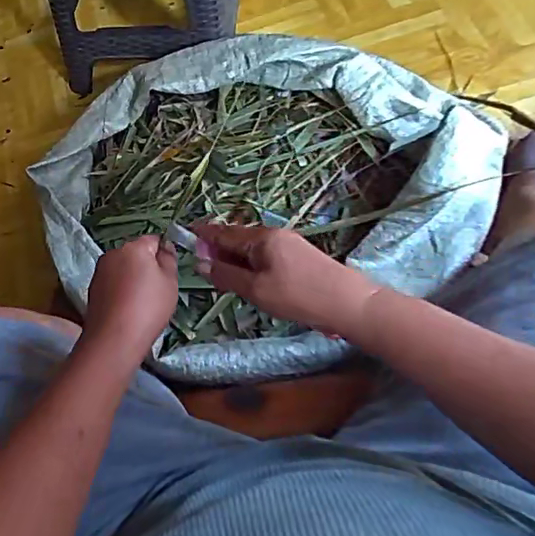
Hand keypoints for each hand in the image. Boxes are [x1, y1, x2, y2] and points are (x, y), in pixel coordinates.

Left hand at [83, 235, 178, 353]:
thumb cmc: (148, 307)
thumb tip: (165, 247)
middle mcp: (113, 253)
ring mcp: (100, 270)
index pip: (154, 240)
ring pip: (123, 267)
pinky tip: (126, 307)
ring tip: (140, 301)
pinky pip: (113, 281)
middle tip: (157, 289)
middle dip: (146, 265)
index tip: (168, 274)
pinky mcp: (92, 288)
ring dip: (132, 277)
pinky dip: (120, 289)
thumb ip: (169, 259)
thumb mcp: (170, 282)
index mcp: (134, 247)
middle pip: (136, 253)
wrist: (114, 339)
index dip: (164, 254)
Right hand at [192, 224, 383, 337]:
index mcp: (262, 237)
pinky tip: (250, 279)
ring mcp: (290, 244)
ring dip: (235, 259)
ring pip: (253, 248)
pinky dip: (252, 264)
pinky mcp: (300, 257)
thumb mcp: (256, 289)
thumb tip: (201, 263)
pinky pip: (266, 255)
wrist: (348, 303)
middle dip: (219, 248)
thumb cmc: (298, 296)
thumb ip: (226, 275)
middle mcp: (275, 234)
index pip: (225, 233)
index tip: (186, 232)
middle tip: (201, 263)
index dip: (204, 235)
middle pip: (239, 238)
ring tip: (222, 275)